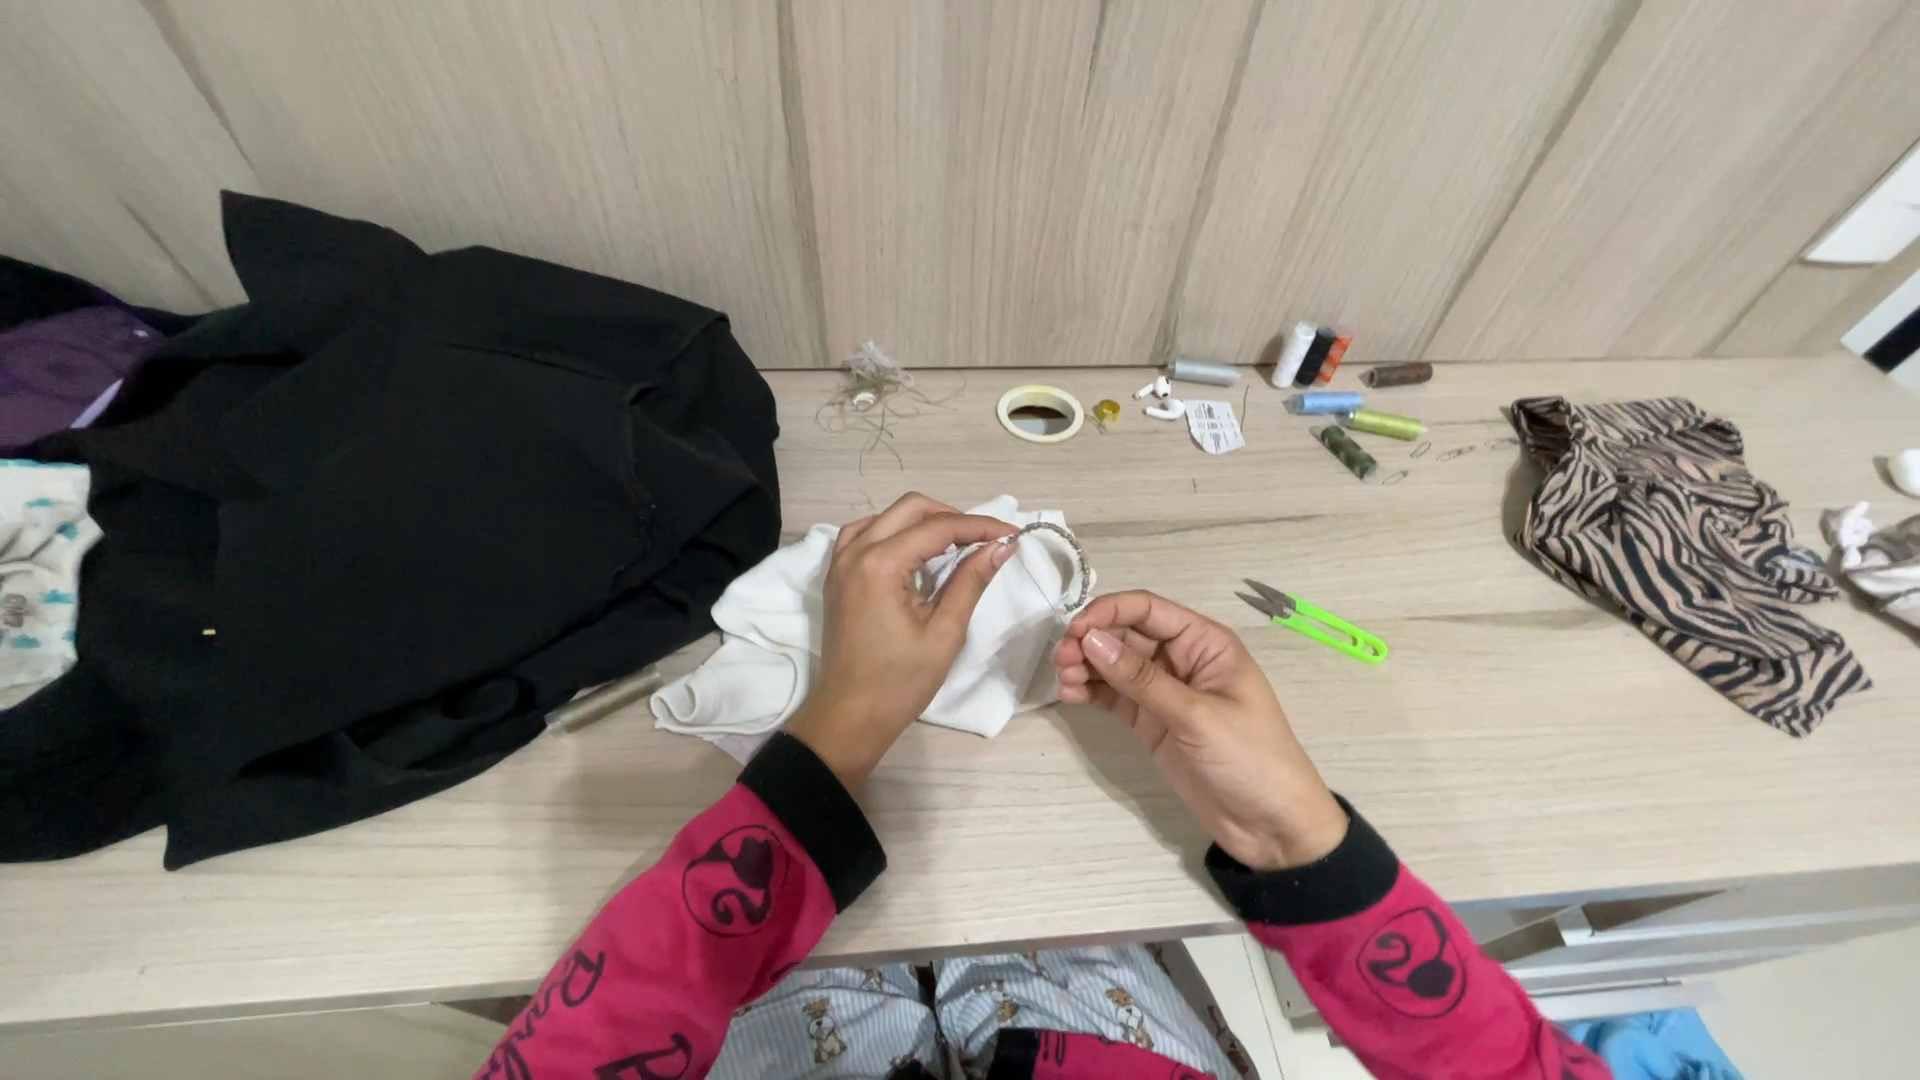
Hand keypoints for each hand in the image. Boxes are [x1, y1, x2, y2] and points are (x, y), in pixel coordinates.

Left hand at [785, 493, 1017, 786]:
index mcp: (880, 564)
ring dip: (924, 521)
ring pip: (887, 516)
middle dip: (954, 517)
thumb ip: (970, 582)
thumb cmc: (899, 682)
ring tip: (957, 544)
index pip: (938, 528)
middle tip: (987, 540)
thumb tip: (1000, 548)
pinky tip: (916, 550)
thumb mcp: (944, 633)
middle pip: (911, 508)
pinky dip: (895, 532)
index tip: (1013, 535)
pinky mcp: (837, 574)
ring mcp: (840, 561)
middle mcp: (855, 552)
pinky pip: (865, 533)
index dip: (981, 527)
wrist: (850, 715)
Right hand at [1053, 591, 1348, 870]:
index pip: (1148, 609)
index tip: (1075, 630)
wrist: (1272, 827)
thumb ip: (1141, 679)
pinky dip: (1090, 691)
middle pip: (1126, 633)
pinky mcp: (1151, 721)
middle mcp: (1181, 659)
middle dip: (1091, 640)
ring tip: (1064, 680)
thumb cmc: (1250, 759)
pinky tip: (1070, 695)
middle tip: (1061, 660)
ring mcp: (1164, 691)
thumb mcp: (1197, 716)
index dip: (1109, 612)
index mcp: (1205, 643)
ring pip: (1115, 664)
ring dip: (1086, 665)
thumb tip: (1091, 640)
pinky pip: (1113, 695)